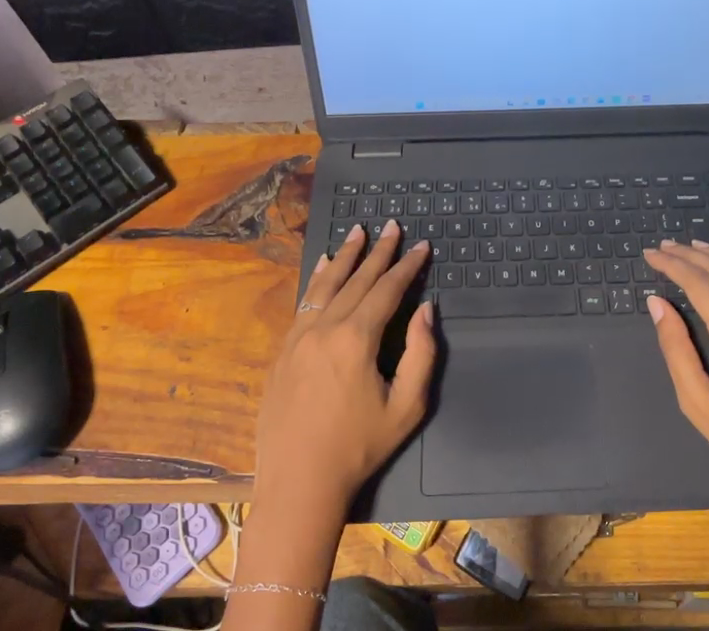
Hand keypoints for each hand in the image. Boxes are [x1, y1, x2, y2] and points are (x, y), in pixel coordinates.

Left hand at [254, 220, 435, 511]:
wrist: (298, 483)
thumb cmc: (358, 448)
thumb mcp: (406, 407)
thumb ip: (421, 353)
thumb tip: (425, 309)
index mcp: (356, 339)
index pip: (387, 290)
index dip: (407, 266)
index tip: (421, 245)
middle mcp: (324, 328)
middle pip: (356, 280)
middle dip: (378, 251)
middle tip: (392, 225)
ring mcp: (298, 337)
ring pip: (326, 285)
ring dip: (345, 256)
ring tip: (358, 232)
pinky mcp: (283, 351)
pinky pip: (304, 303)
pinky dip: (318, 280)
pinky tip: (324, 266)